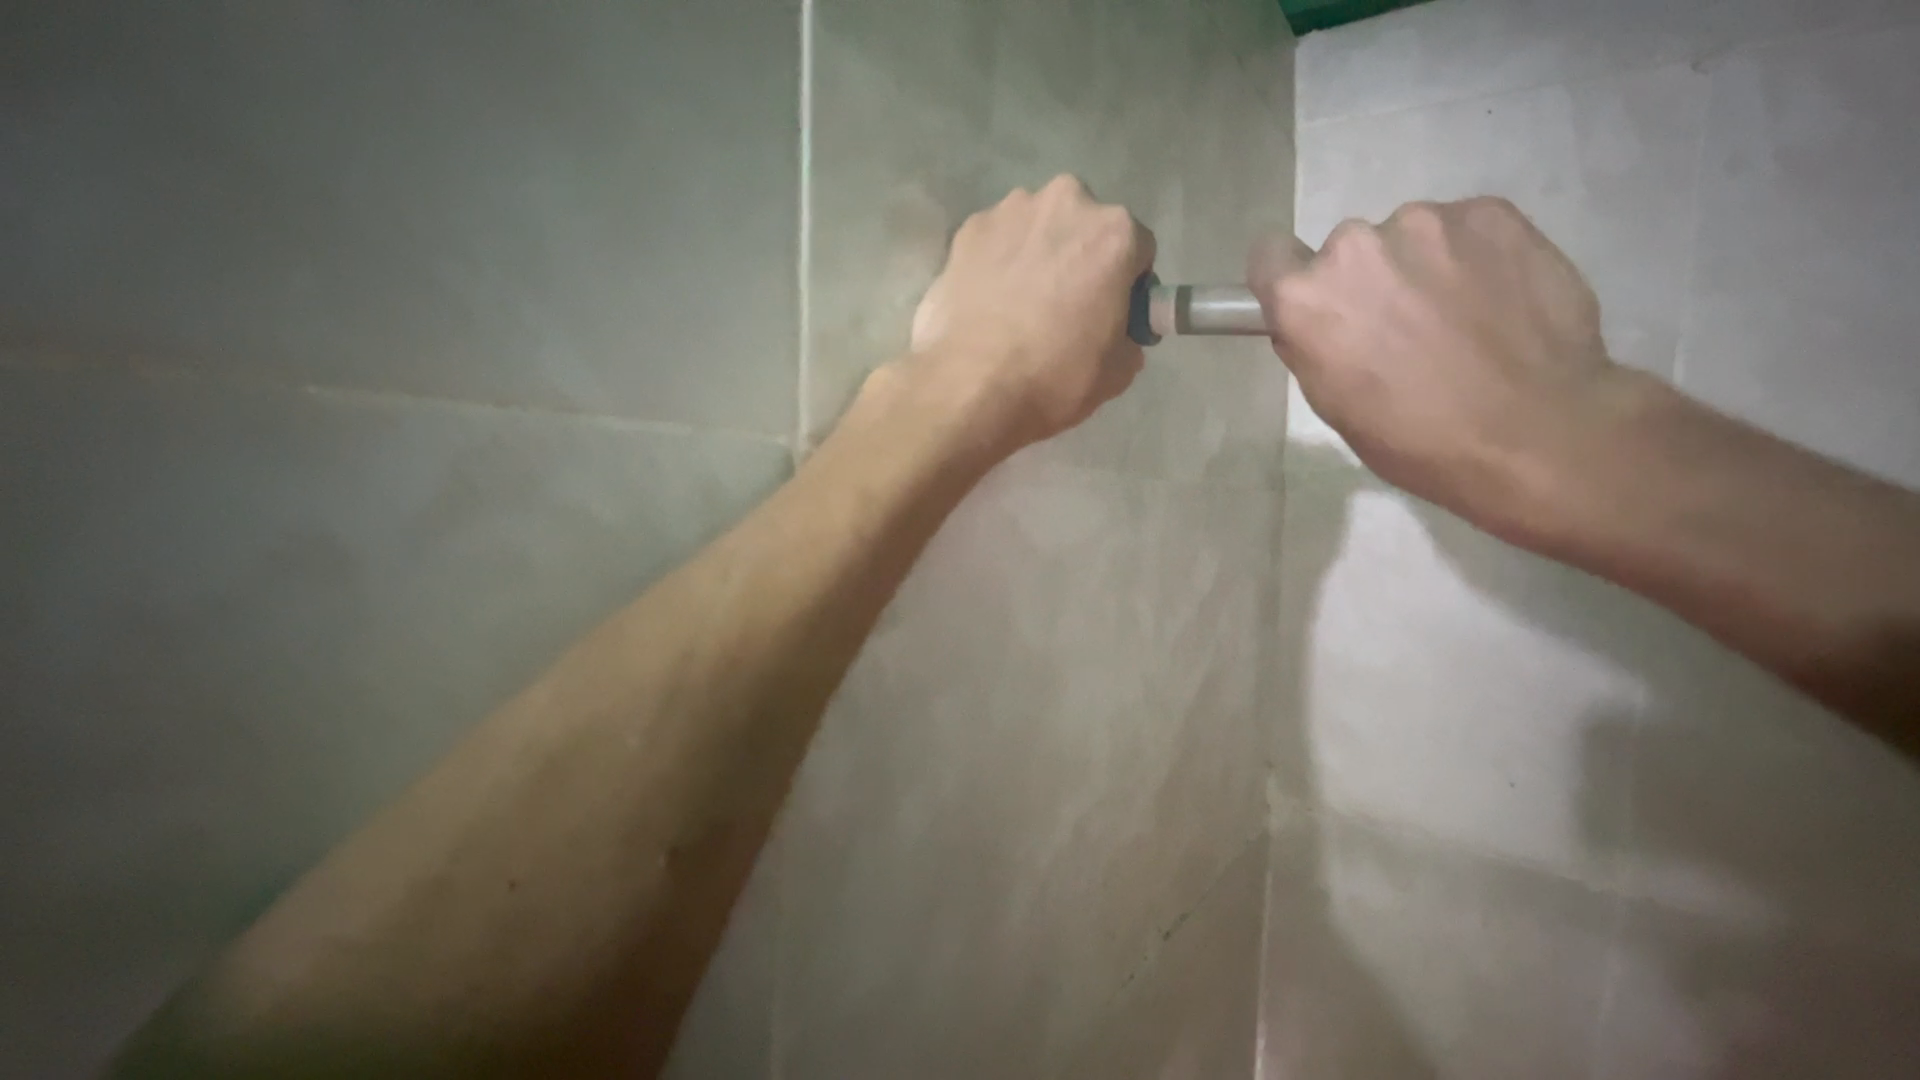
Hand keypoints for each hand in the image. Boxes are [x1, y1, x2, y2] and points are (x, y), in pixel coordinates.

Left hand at [904, 175, 1154, 453]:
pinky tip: (987, 303)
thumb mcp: (1119, 370)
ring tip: (1019, 306)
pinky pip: (994, 242)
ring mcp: (1010, 211)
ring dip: (1036, 254)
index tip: (1110, 310)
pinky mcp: (966, 230)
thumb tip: (1118, 331)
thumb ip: (1129, 335)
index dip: (1126, 283)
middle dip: (1079, 257)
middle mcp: (1066, 202)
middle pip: (1084, 226)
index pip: (1137, 249)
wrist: (970, 388)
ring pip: (1036, 229)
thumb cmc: (1055, 378)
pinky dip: (995, 263)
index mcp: (1114, 232)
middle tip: (1063, 306)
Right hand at [1250, 197, 1632, 537]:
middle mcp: (1355, 246)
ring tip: (1461, 318)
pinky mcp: (1493, 213)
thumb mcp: (1333, 404)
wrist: (1533, 430)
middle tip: (1403, 328)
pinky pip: (1466, 229)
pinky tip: (1499, 301)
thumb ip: (1313, 344)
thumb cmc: (1414, 438)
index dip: (1290, 280)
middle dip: (1367, 281)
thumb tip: (1317, 321)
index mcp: (1307, 298)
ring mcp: (1427, 222)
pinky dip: (1474, 257)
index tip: (1316, 304)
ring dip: (1423, 266)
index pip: (1270, 256)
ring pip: (1409, 238)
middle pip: (1346, 251)